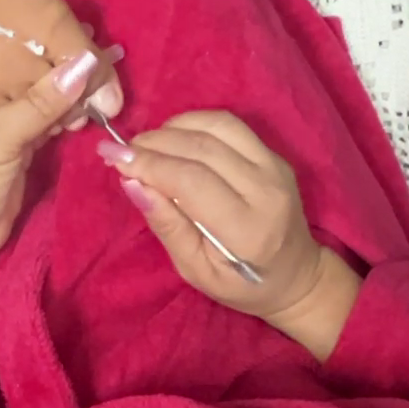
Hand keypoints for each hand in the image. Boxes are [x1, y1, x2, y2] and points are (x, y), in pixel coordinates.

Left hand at [0, 50, 102, 291]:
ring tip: (107, 70)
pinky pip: (44, 120)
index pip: (2, 53)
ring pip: (38, 98)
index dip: (39, 40)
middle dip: (62, 65)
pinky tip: (91, 101)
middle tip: (105, 50)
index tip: (80, 28)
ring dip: (70, 91)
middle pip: (24, 74)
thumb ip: (41, 103)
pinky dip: (66, 114)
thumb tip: (86, 62)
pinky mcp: (14, 146)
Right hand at [100, 111, 360, 357]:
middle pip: (202, 148)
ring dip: (172, 128)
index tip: (112, 157)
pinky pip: (230, 125)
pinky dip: (194, 123)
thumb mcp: (195, 270)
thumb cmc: (241, 284)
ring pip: (216, 126)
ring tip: (145, 145)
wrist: (296, 275)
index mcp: (248, 229)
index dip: (149, 164)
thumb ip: (167, 225)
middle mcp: (266, 190)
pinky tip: (173, 137)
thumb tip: (131, 182)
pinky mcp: (274, 155)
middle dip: (152, 143)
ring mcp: (274, 167)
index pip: (191, 181)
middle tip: (119, 150)